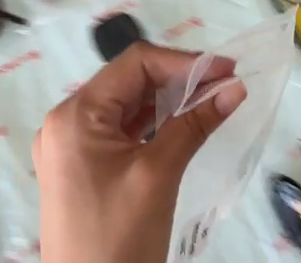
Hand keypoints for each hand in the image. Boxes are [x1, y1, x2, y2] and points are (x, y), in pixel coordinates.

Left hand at [35, 42, 246, 262]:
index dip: (183, 61)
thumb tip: (234, 86)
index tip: (226, 70)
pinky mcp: (80, 168)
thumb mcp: (158, 175)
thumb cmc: (118, 239)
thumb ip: (195, 123)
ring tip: (210, 102)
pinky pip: (119, 130)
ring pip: (127, 105)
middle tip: (224, 85)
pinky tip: (182, 125)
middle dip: (178, 79)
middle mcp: (66, 121)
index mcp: (75, 114)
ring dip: (168, 101)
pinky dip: (152, 124)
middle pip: (130, 81)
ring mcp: (70, 146)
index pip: (135, 64)